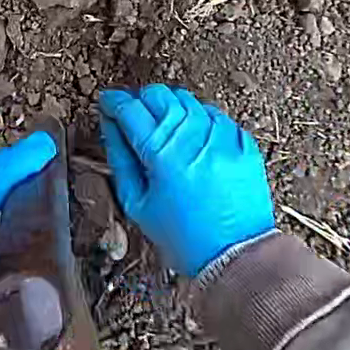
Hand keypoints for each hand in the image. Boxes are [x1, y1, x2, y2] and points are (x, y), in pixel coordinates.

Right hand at [100, 84, 274, 275]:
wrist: (236, 255)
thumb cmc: (185, 238)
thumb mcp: (138, 205)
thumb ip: (120, 159)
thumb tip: (110, 126)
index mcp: (161, 154)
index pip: (129, 108)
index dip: (113, 101)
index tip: (109, 101)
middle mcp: (191, 137)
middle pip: (158, 94)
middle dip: (141, 99)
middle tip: (136, 116)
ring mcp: (219, 135)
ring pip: (186, 98)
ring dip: (169, 106)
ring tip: (165, 130)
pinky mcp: (240, 139)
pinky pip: (213, 113)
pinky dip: (198, 118)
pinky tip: (193, 138)